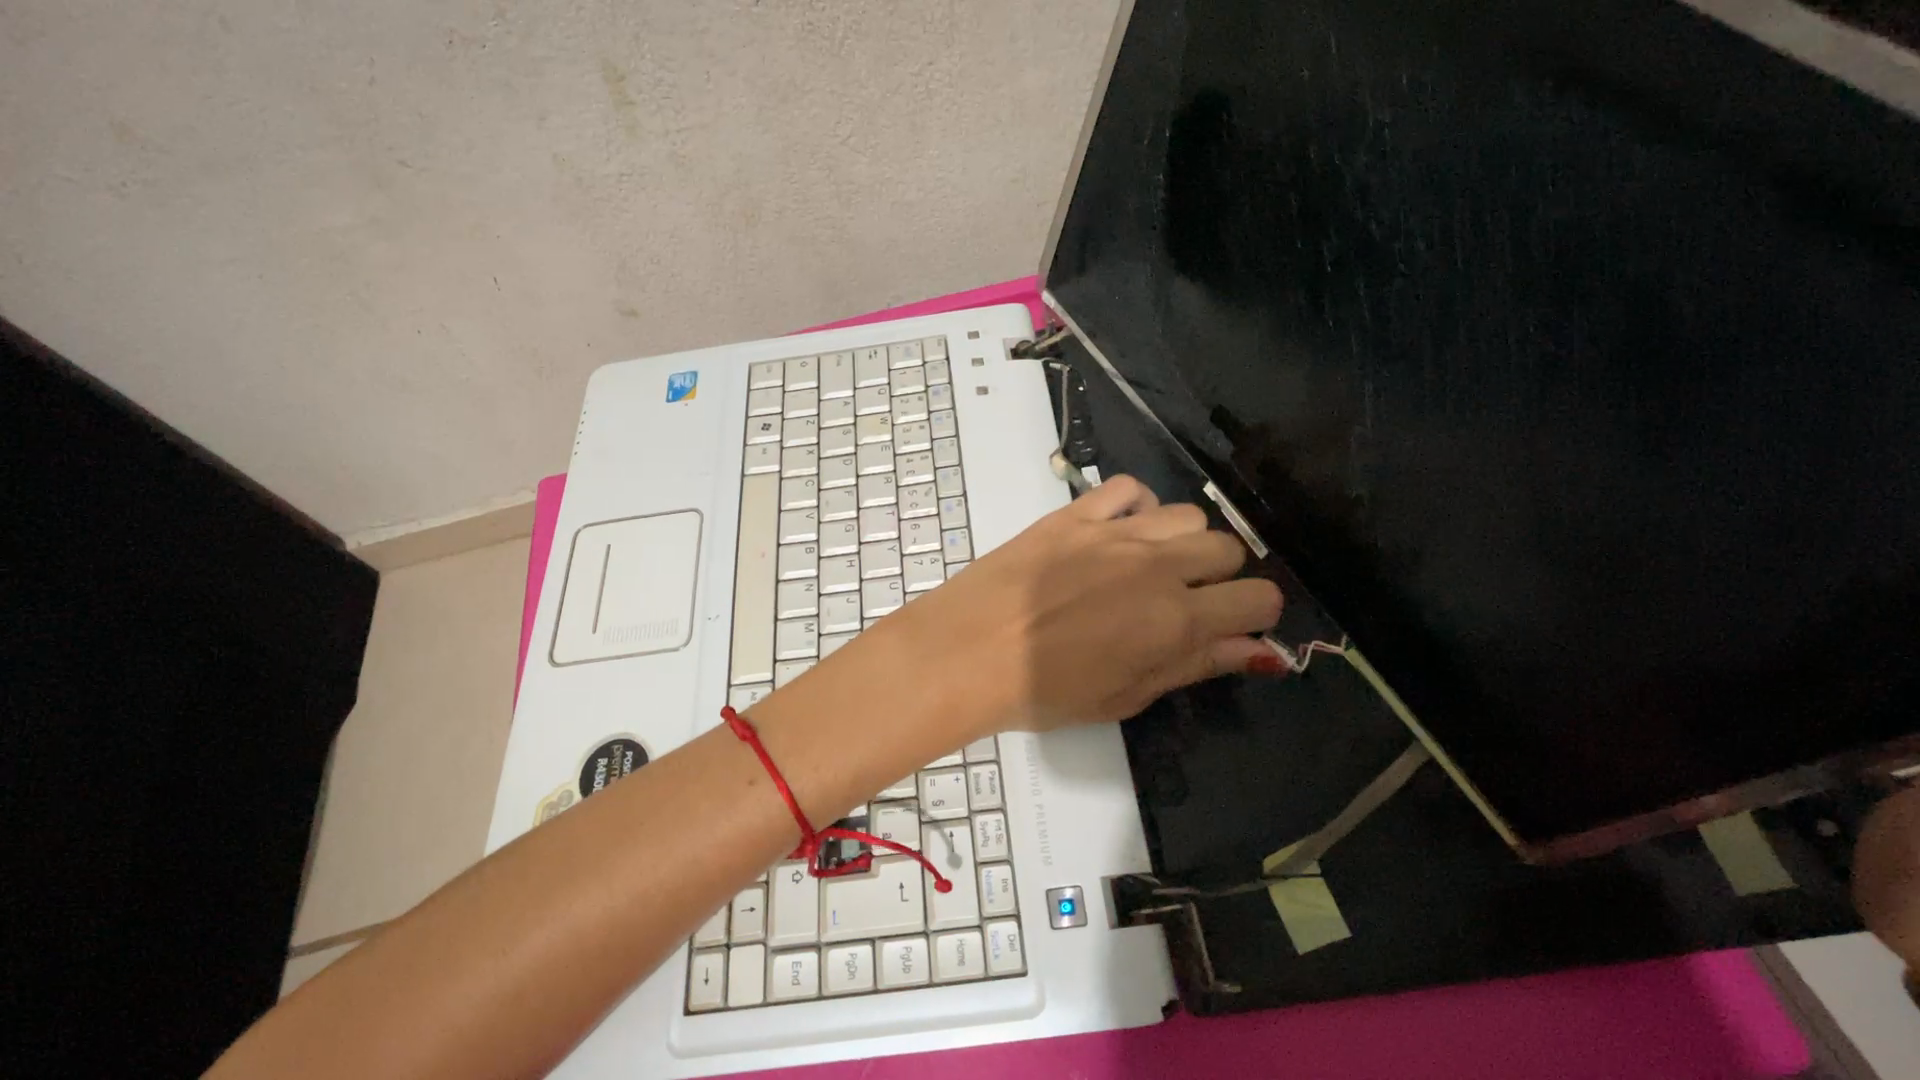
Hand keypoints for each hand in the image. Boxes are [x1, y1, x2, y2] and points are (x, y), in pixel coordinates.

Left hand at [887, 475, 1282, 736]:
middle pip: (1228, 548)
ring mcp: (1115, 532)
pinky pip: (1128, 488)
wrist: (965, 653)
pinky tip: (1121, 532)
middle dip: (1221, 577)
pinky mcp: (1074, 513)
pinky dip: (1137, 506)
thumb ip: (1195, 665)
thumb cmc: (1044, 692)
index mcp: (1176, 619)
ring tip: (1151, 567)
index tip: (1235, 627)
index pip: (1258, 599)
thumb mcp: (1126, 696)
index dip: (1256, 616)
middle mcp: (1158, 565)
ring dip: (1183, 541)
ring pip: (1186, 514)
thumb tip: (1257, 650)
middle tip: (1186, 602)